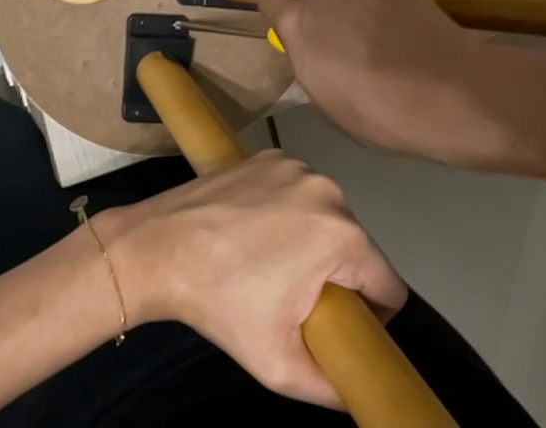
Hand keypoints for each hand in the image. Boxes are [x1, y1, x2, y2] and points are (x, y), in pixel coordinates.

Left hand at [100, 151, 405, 407]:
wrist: (156, 248)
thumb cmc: (219, 302)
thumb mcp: (281, 365)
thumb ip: (332, 387)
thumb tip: (355, 389)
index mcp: (342, 235)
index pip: (388, 287)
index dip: (371, 318)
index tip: (335, 327)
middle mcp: (326, 189)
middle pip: (357, 249)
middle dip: (335, 278)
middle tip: (291, 298)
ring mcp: (292, 165)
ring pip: (326, 218)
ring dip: (309, 243)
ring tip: (266, 264)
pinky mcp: (264, 156)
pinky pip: (296, 193)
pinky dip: (285, 212)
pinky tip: (252, 232)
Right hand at [258, 0, 502, 163]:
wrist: (450, 95)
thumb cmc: (380, 114)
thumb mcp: (328, 101)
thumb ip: (312, 65)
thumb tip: (316, 55)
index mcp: (297, 26)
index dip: (281, 10)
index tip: (296, 28)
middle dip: (325, 11)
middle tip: (349, 42)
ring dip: (361, 10)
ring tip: (391, 41)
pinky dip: (394, 8)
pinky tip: (415, 34)